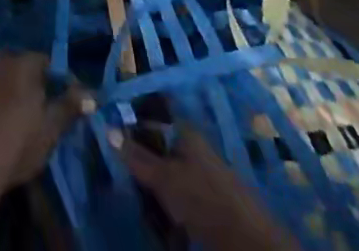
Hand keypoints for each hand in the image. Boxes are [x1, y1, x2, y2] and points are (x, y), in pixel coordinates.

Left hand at [0, 50, 92, 190]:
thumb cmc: (21, 141)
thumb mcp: (52, 126)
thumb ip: (70, 106)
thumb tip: (90, 95)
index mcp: (22, 63)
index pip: (48, 61)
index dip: (63, 79)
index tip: (72, 99)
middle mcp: (1, 61)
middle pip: (26, 65)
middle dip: (40, 80)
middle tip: (53, 104)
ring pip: (9, 74)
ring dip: (21, 86)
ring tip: (32, 111)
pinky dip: (5, 93)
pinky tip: (10, 113)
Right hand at [118, 128, 301, 250]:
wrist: (251, 245)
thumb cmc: (204, 201)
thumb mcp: (164, 178)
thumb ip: (135, 155)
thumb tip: (106, 127)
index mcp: (185, 133)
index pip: (149, 120)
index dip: (128, 128)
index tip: (106, 139)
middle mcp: (193, 147)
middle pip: (156, 146)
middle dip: (137, 158)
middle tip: (117, 171)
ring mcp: (202, 173)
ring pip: (166, 170)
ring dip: (149, 182)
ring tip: (134, 195)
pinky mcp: (207, 198)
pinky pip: (177, 190)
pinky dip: (164, 198)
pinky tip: (154, 210)